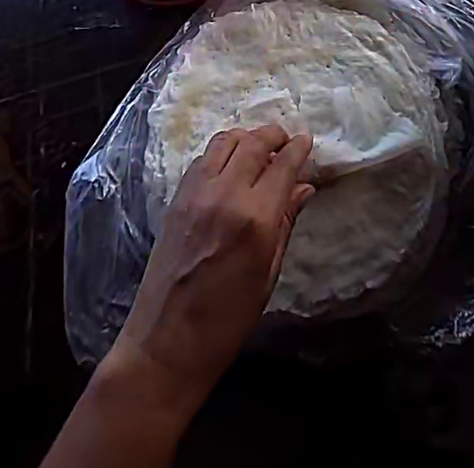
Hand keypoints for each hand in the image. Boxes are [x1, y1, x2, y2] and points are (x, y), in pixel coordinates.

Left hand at [107, 125, 315, 413]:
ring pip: (224, 141)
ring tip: (260, 147)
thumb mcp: (268, 274)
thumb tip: (304, 188)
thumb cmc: (228, 319)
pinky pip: (203, 158)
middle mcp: (225, 194)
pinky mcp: (177, 195)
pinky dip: (222, 151)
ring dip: (246, 137)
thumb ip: (285, 223)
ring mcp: (196, 191)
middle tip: (287, 139)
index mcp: (254, 219)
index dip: (298, 149)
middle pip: (253, 143)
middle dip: (274, 135)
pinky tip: (231, 165)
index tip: (307, 140)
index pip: (282, 166)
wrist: (166, 339)